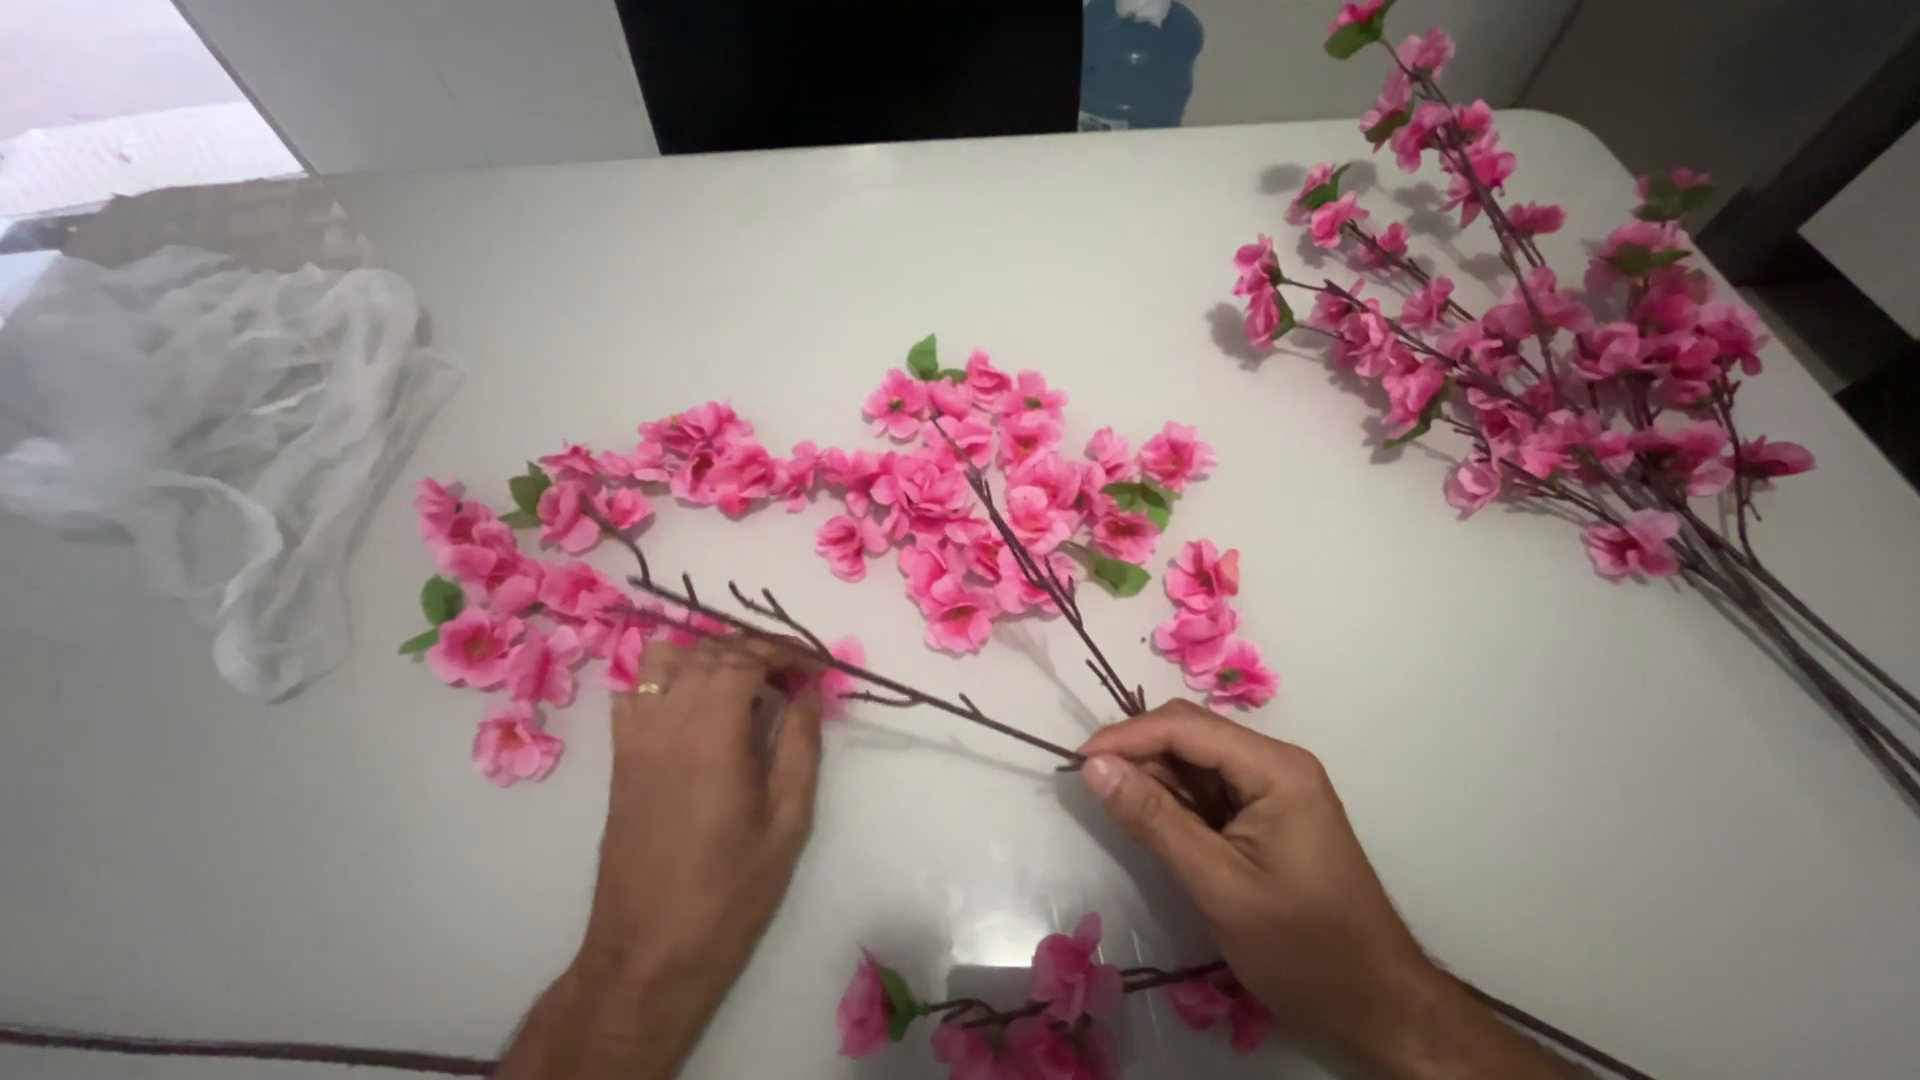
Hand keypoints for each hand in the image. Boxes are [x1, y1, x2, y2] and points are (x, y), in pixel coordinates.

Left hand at [498, 636, 824, 1079]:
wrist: (651, 948)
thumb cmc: (731, 889)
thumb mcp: (788, 820)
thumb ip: (800, 745)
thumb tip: (809, 692)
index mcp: (712, 735)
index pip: (745, 659)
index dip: (785, 651)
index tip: (816, 667)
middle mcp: (666, 722)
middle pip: (709, 652)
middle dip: (756, 649)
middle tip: (793, 675)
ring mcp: (636, 736)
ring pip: (665, 659)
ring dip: (708, 654)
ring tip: (743, 680)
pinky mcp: (620, 756)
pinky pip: (634, 689)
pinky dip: (665, 675)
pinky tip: (693, 698)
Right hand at [1078, 700, 1568, 1078]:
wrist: (1375, 1004)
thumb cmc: (1300, 947)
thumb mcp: (1216, 883)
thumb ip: (1153, 819)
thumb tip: (1093, 766)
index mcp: (1276, 769)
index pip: (1186, 728)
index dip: (1127, 736)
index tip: (1076, 761)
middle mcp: (1277, 764)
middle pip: (1192, 735)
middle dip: (1138, 753)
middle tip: (1090, 784)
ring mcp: (1275, 788)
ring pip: (1197, 761)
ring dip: (1154, 777)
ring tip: (1115, 806)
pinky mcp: (1269, 814)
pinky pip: (1211, 789)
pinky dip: (1176, 800)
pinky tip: (1153, 821)